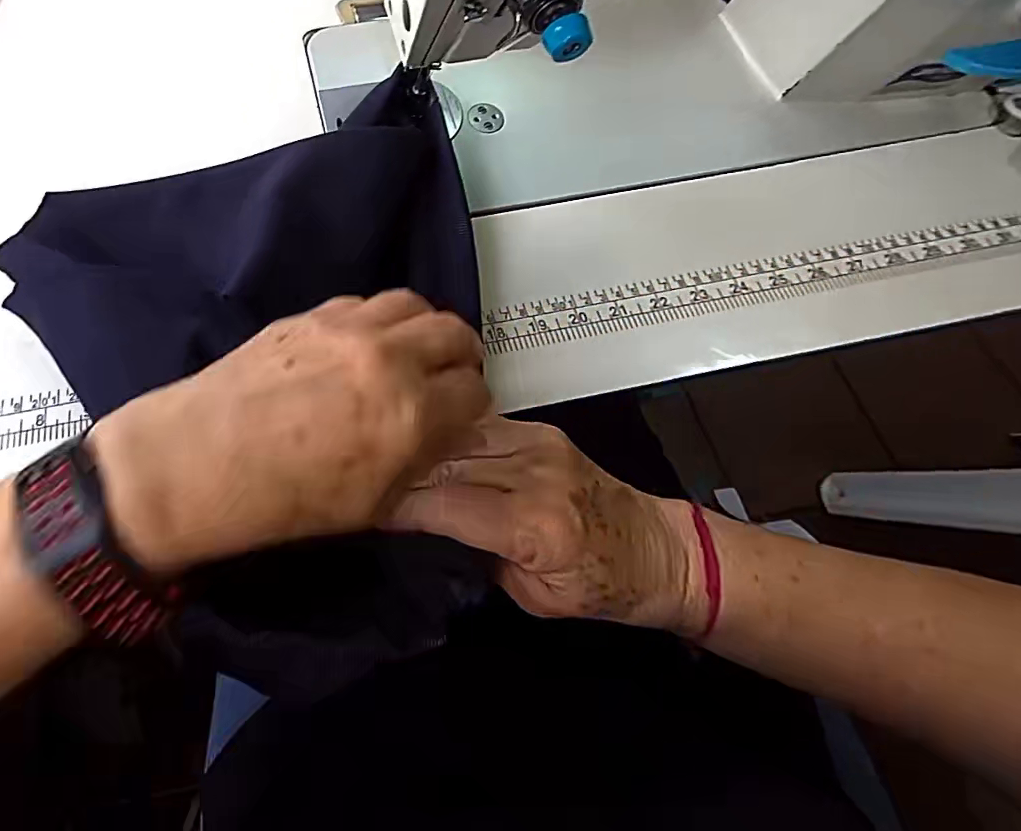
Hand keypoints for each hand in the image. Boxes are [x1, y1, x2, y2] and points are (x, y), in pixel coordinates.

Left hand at [86, 290, 489, 575]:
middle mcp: (383, 358)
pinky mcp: (303, 317)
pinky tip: (356, 346)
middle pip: (451, 333)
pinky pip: (358, 303)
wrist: (197, 460)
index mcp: (410, 412)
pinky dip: (372, 320)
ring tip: (406, 355)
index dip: (469, 409)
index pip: (473, 392)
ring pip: (409, 305)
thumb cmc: (278, 499)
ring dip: (419, 329)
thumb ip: (414, 459)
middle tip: (444, 380)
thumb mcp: (369, 503)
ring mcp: (340, 329)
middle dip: (458, 359)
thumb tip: (430, 435)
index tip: (456, 417)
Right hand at [387, 418, 708, 633]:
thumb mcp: (534, 595)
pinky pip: (471, 425)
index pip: (443, 505)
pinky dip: (439, 435)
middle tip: (358, 475)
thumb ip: (477, 554)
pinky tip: (416, 440)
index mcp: (535, 525)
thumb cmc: (601, 587)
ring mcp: (535, 442)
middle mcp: (534, 473)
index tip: (361, 507)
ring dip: (413, 447)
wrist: (661, 550)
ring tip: (381, 455)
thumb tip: (422, 526)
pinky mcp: (535, 428)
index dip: (396, 506)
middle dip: (395, 472)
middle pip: (441, 464)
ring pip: (451, 437)